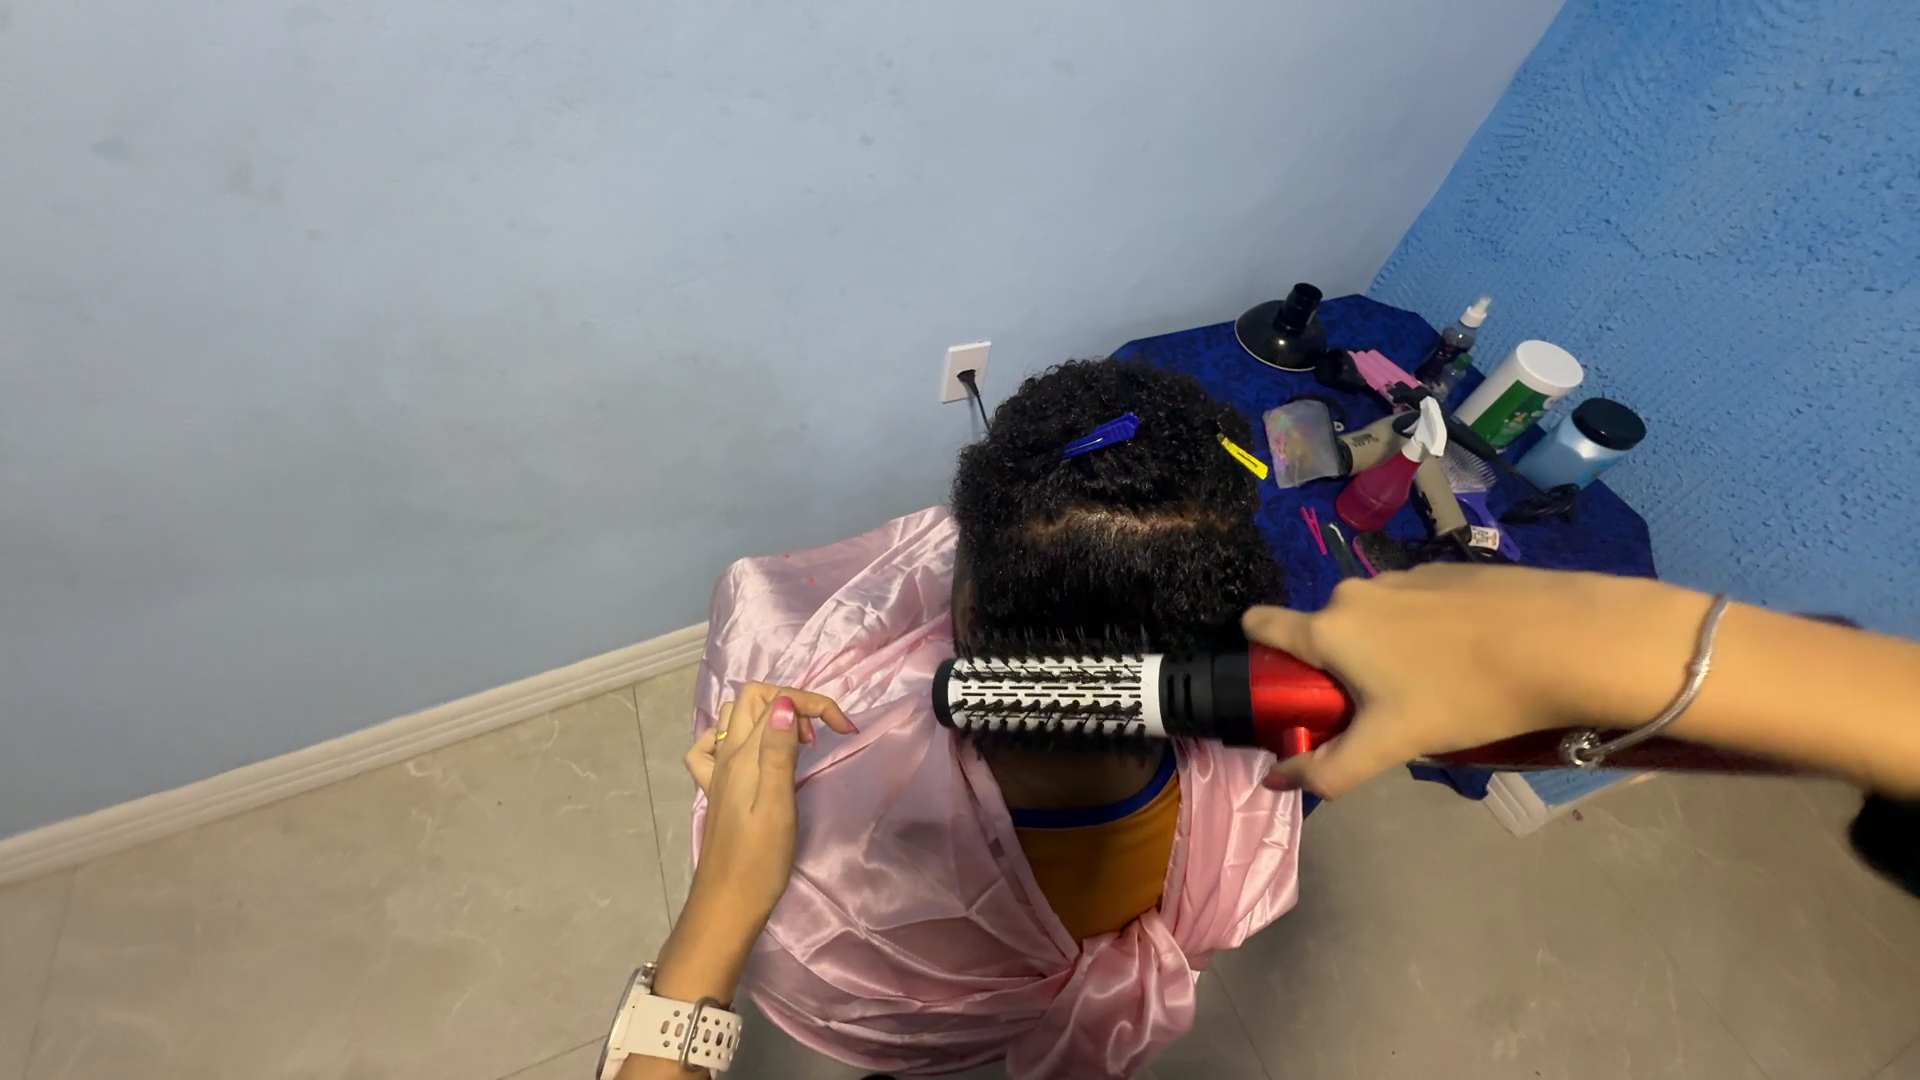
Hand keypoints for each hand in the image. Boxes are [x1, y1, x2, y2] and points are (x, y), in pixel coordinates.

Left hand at [687, 684, 855, 916]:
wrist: (725, 907)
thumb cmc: (759, 862)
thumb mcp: (777, 806)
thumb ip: (778, 752)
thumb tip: (784, 703)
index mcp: (744, 756)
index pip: (777, 700)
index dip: (814, 704)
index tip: (844, 730)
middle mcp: (727, 755)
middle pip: (754, 698)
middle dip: (792, 703)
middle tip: (816, 737)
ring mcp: (718, 771)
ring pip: (737, 716)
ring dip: (770, 716)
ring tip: (795, 745)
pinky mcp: (717, 789)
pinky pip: (713, 746)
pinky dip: (733, 736)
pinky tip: (752, 754)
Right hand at [1243, 564, 1708, 797]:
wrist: (1572, 640)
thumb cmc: (1466, 693)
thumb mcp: (1395, 742)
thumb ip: (1329, 767)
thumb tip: (1274, 781)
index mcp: (1328, 629)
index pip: (1258, 624)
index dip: (1260, 653)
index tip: (1290, 686)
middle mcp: (1351, 593)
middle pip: (1321, 630)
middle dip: (1337, 666)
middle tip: (1380, 705)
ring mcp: (1399, 576)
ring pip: (1368, 617)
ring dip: (1381, 646)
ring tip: (1434, 682)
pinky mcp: (1443, 569)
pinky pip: (1410, 602)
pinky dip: (1421, 627)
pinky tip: (1469, 653)